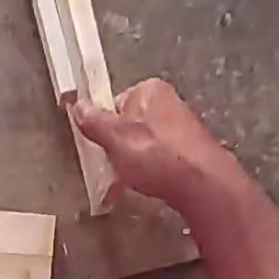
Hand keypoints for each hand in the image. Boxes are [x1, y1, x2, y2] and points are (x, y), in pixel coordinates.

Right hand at [67, 79, 248, 207]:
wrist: (201, 183)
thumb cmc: (156, 155)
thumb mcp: (114, 137)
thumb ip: (93, 121)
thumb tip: (77, 106)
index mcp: (150, 90)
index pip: (117, 102)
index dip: (106, 127)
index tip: (102, 147)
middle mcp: (171, 104)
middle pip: (133, 126)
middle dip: (121, 149)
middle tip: (115, 168)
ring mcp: (184, 130)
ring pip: (148, 146)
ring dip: (136, 165)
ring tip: (133, 182)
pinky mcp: (193, 154)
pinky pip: (164, 162)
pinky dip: (154, 174)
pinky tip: (152, 188)